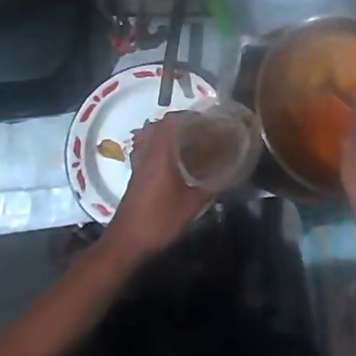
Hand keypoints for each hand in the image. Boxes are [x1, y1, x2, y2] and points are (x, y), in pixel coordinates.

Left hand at [102, 113, 214, 260]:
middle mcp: (147, 152)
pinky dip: (162, 145)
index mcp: (160, 154)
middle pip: (161, 125)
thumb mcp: (191, 206)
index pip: (171, 121)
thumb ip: (209, 188)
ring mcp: (139, 162)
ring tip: (191, 141)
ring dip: (170, 133)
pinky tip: (176, 159)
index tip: (208, 120)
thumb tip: (227, 174)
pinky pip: (148, 147)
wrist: (128, 239)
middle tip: (203, 130)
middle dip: (181, 123)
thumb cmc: (159, 220)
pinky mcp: (136, 172)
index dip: (189, 116)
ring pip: (153, 136)